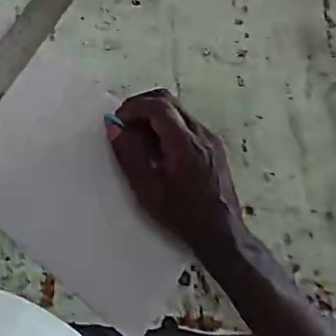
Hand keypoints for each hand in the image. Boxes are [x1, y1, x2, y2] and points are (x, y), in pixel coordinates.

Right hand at [107, 89, 247, 258]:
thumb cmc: (182, 215)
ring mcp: (211, 140)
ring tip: (140, 139)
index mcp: (184, 145)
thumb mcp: (147, 189)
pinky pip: (186, 123)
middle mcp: (201, 135)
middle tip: (125, 125)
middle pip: (168, 100)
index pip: (157, 106)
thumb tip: (113, 126)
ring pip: (177, 110)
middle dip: (141, 106)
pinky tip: (159, 149)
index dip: (132, 107)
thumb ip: (129, 154)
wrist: (222, 235)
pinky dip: (167, 125)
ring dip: (154, 116)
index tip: (118, 122)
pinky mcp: (215, 147)